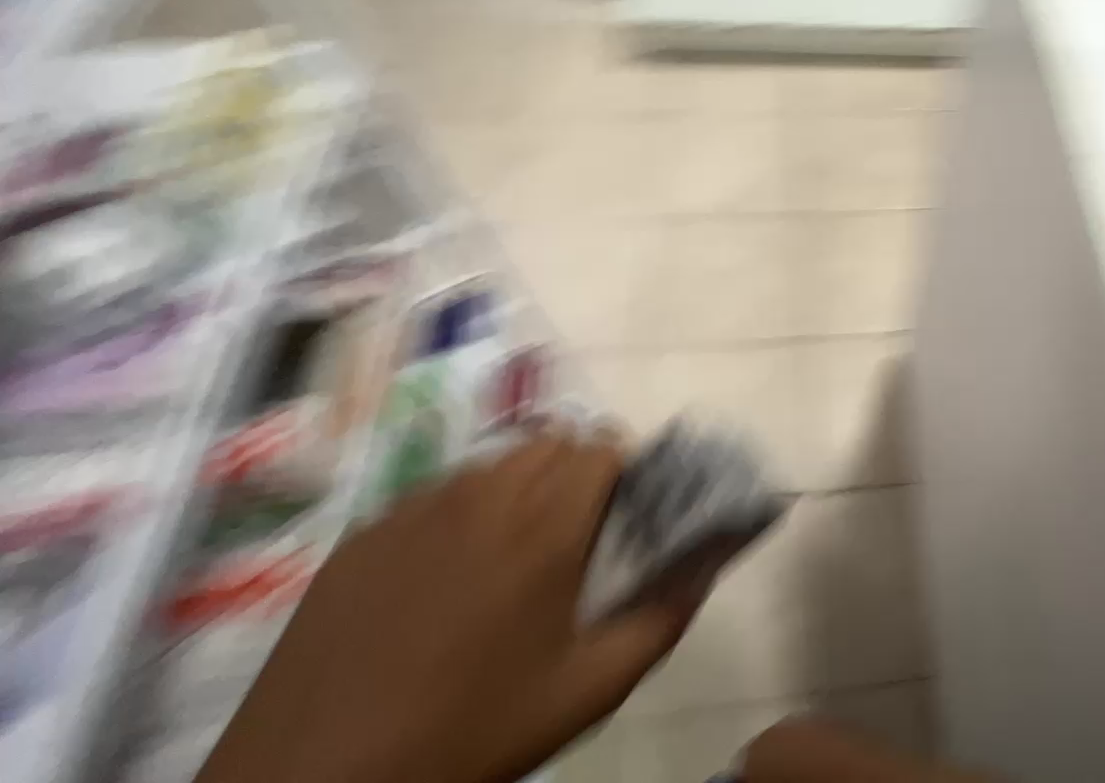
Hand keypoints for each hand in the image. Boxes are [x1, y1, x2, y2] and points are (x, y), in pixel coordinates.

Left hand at [196, 434, 726, 782]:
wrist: (314, 780)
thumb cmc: (472, 729)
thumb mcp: (589, 689)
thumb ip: (663, 618)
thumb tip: (705, 568)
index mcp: (541, 523)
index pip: (601, 445)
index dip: (625, 470)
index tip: (626, 516)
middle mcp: (479, 496)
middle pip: (550, 442)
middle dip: (578, 471)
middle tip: (577, 536)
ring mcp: (411, 511)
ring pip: (492, 463)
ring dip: (521, 486)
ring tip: (514, 556)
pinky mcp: (361, 536)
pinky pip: (433, 497)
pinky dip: (460, 514)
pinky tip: (444, 581)